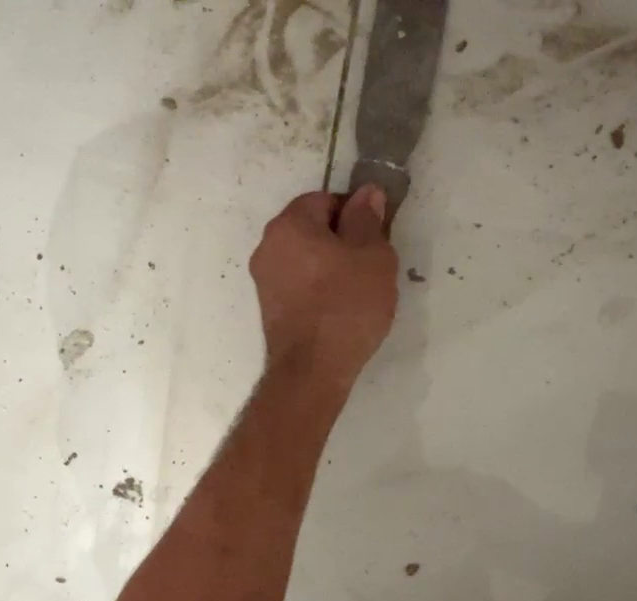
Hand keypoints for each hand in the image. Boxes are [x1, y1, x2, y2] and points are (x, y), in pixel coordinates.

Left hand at [248, 185, 399, 390]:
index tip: (373, 240)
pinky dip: (317, 290)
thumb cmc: (346, 306)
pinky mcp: (268, 309)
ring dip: (330, 267)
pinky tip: (337, 310)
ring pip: (305, 259)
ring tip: (356, 292)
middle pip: (311, 229)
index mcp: (288, 225)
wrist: (312, 370)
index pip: (325, 199)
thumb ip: (367, 219)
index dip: (354, 214)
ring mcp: (263, 281)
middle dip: (341, 241)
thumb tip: (366, 193)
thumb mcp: (372, 255)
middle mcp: (267, 248)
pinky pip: (298, 285)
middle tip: (369, 266)